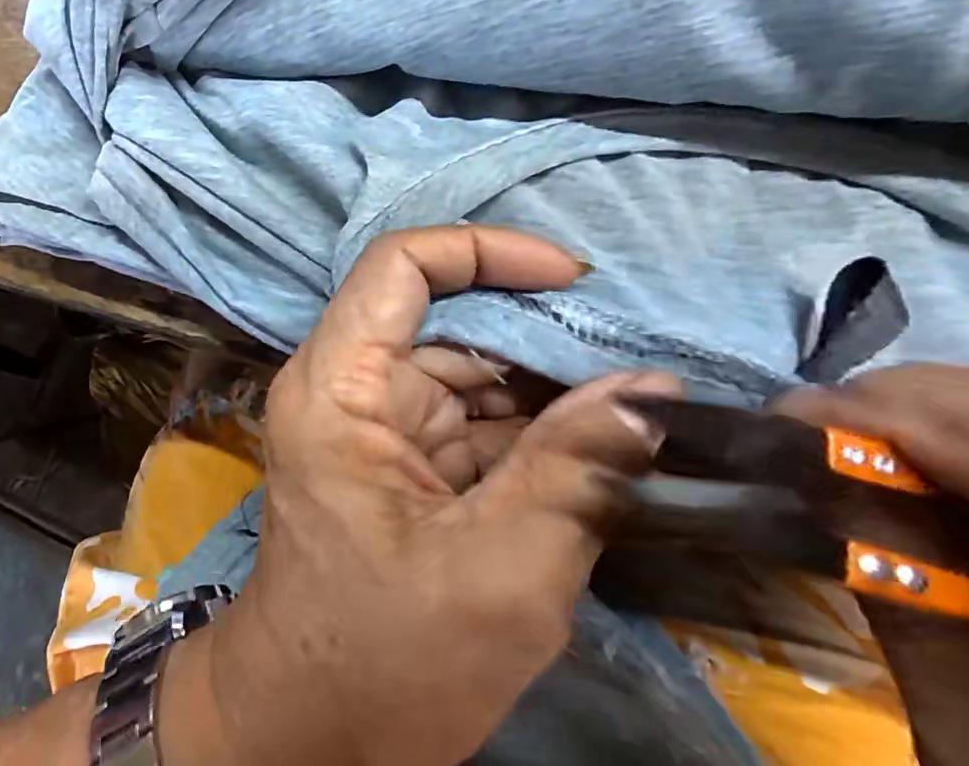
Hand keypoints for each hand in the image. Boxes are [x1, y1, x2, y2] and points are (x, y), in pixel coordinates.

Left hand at [161, 225, 674, 765]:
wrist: (313, 735)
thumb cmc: (388, 662)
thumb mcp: (500, 570)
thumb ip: (578, 471)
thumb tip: (655, 390)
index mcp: (340, 388)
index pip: (401, 266)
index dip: (485, 251)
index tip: (571, 277)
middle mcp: (352, 386)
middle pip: (449, 316)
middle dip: (541, 331)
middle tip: (632, 353)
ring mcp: (378, 421)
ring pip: (472, 366)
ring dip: (548, 382)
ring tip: (633, 400)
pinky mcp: (405, 456)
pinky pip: (477, 414)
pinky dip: (535, 424)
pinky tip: (599, 438)